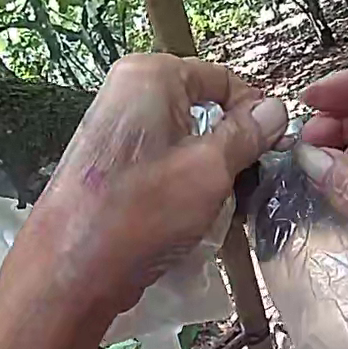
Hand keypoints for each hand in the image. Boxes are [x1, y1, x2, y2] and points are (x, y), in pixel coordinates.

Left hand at [0, 54, 285, 348]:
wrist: (70, 273)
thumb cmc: (142, 212)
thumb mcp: (209, 170)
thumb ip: (246, 133)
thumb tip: (277, 106)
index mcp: (150, 75)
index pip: (223, 78)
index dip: (255, 112)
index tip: (275, 150)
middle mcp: (128, 91)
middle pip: (203, 108)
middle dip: (232, 144)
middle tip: (250, 182)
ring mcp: (115, 130)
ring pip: (186, 139)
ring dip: (211, 168)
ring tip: (222, 203)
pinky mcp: (110, 165)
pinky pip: (163, 161)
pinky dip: (185, 181)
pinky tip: (191, 213)